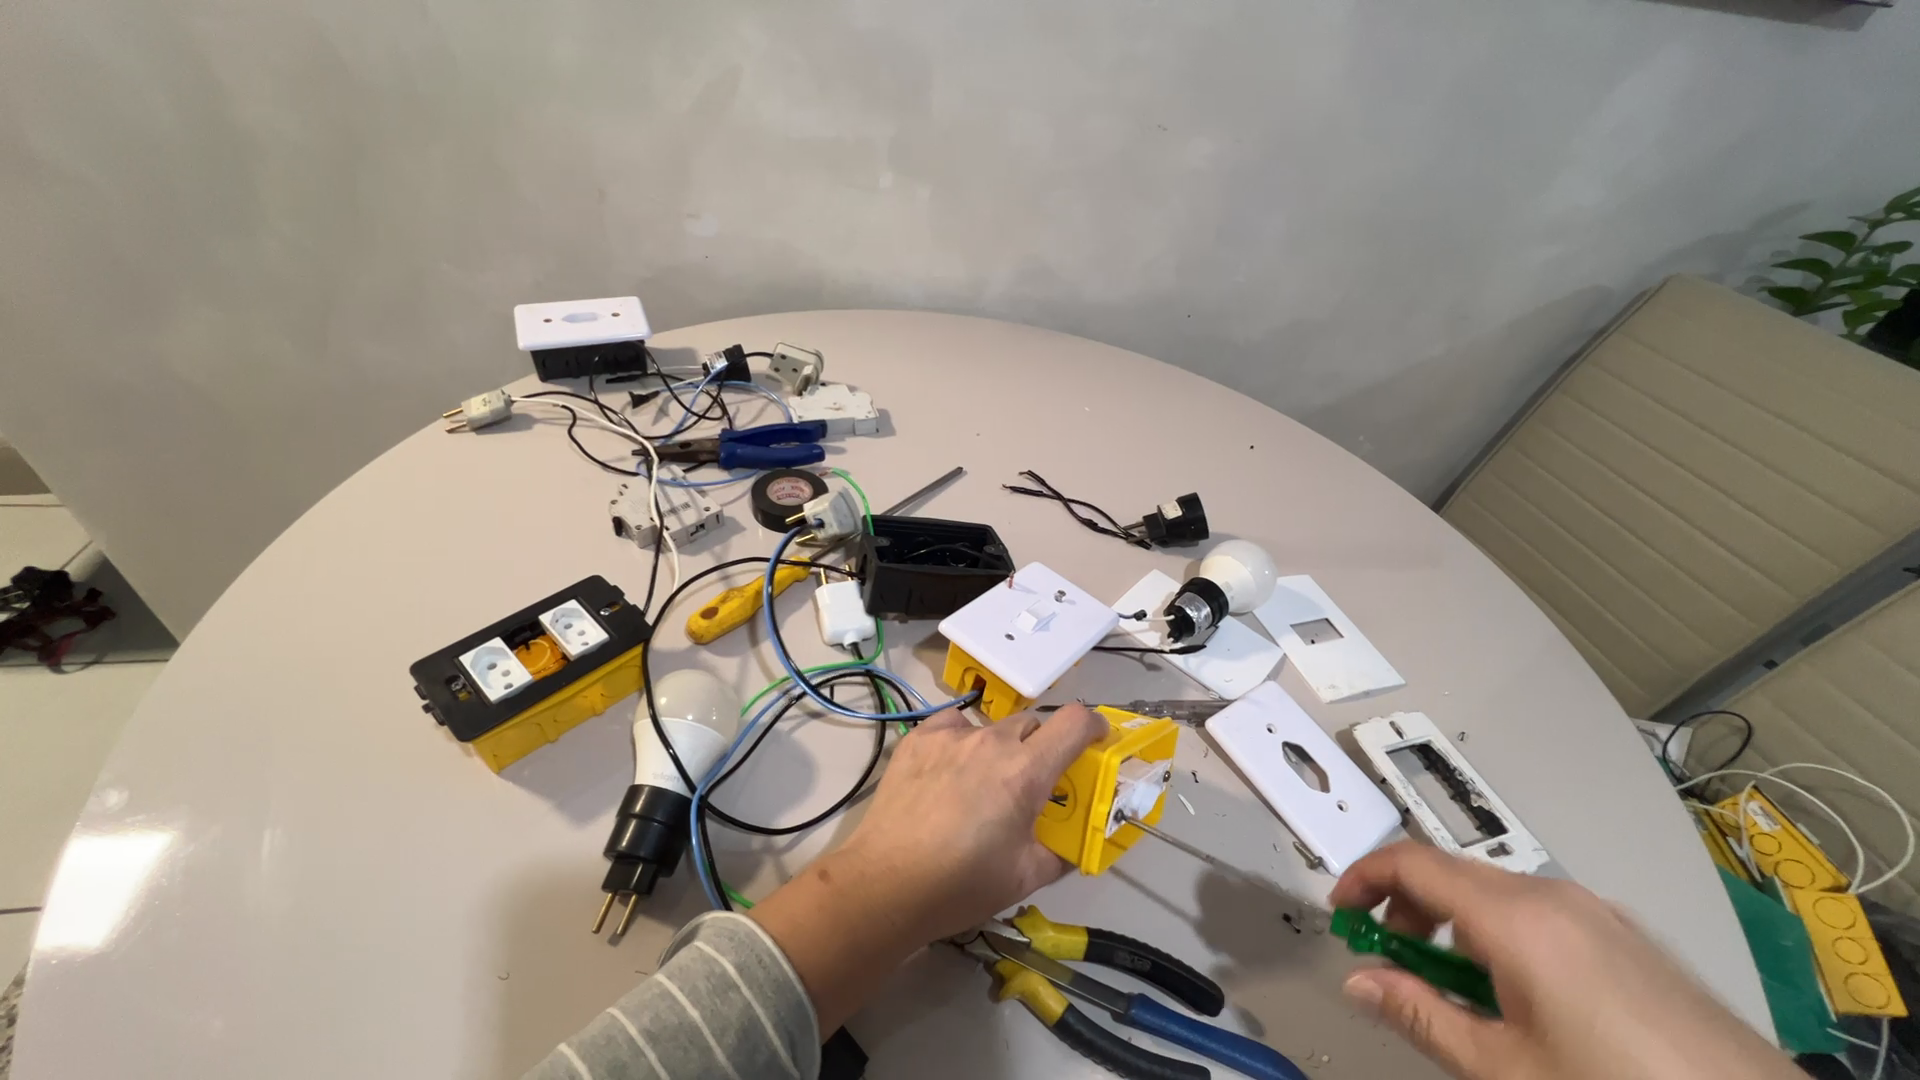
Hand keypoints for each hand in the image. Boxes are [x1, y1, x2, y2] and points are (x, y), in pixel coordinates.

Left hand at [833, 704, 1108, 939]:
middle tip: (1033, 782)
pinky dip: (961, 742)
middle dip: (1042, 747)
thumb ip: (1063, 851)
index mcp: (1026, 771)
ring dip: (1000, 749)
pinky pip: (953, 727)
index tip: (1096, 742)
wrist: (886, 884)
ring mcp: (950, 736)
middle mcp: (991, 742)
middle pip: (1033, 725)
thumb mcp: (1026, 877)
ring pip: (991, 728)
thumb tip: (1077, 841)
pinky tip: (950, 771)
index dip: (1094, 727)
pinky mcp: (917, 739)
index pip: (1074, 722)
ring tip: (983, 785)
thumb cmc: (961, 884)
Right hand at [1330, 843, 1798, 1079]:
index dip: (1363, 878)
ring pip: (1496, 893)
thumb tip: (1356, 982)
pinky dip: (1501, 934)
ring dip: (1453, 925)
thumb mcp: (1504, 1068)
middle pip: (1451, 873)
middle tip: (1392, 962)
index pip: (1412, 864)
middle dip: (1406, 907)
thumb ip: (1420, 1015)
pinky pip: (1541, 913)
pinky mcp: (1630, 938)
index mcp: (1516, 918)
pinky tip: (1521, 996)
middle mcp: (1554, 897)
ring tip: (1458, 991)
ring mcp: (1599, 913)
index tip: (1340, 913)